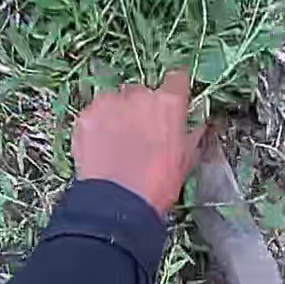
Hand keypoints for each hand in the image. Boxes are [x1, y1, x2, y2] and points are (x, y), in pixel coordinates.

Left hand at [71, 69, 201, 217]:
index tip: (172, 98)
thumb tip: (197, 128)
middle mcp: (139, 95)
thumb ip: (191, 136)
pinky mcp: (87, 116)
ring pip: (115, 102)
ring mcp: (110, 103)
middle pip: (142, 92)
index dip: (175, 89)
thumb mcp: (184, 162)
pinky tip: (101, 150)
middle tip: (140, 138)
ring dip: (117, 117)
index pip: (177, 80)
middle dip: (141, 110)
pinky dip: (97, 128)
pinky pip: (94, 115)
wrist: (118, 203)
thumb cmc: (155, 187)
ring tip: (118, 147)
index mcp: (168, 104)